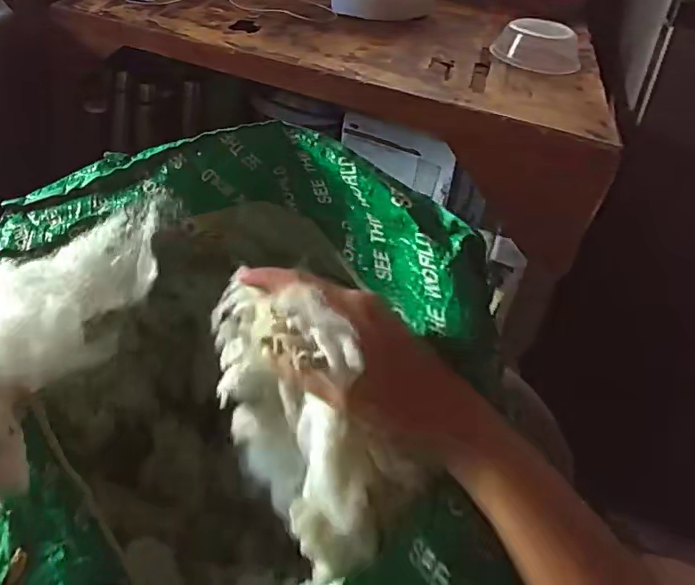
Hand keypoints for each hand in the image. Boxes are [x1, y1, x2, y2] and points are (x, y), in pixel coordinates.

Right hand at [236, 267, 500, 463]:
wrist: (453, 417)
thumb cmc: (397, 407)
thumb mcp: (344, 394)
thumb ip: (304, 368)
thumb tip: (266, 347)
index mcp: (351, 310)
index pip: (301, 284)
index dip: (269, 279)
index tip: (241, 276)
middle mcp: (362, 300)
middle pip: (312, 285)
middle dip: (280, 287)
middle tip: (251, 292)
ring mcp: (376, 310)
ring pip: (327, 296)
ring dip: (299, 300)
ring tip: (271, 308)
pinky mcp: (384, 323)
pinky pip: (341, 307)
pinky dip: (318, 311)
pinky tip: (307, 325)